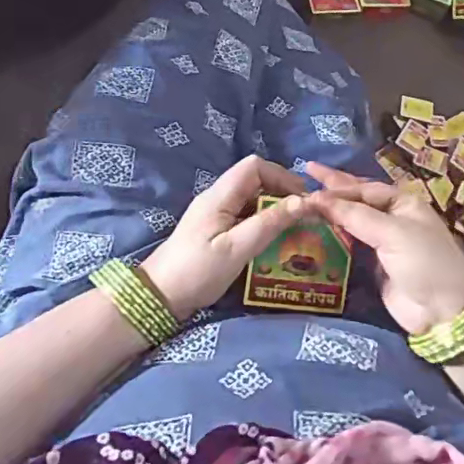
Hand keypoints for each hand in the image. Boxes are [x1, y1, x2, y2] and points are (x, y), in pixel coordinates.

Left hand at [140, 156, 312, 317]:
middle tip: (304, 217)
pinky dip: (263, 224)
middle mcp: (217, 199)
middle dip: (282, 194)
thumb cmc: (198, 271)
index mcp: (219, 196)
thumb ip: (269, 223)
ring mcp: (214, 215)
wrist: (159, 297)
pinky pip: (244, 217)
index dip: (282, 177)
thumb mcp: (237, 248)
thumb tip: (302, 201)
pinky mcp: (214, 231)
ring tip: (295, 230)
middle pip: (255, 181)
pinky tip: (274, 243)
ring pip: (251, 200)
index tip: (302, 200)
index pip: (255, 166)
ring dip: (274, 211)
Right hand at [304, 162, 463, 334]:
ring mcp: (382, 242)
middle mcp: (392, 218)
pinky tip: (314, 230)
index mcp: (403, 203)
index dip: (337, 187)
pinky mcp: (373, 265)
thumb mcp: (392, 232)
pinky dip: (332, 236)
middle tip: (306, 172)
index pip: (364, 188)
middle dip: (333, 187)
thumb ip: (354, 215)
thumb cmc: (424, 262)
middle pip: (357, 199)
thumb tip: (316, 199)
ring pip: (350, 221)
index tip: (309, 187)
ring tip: (303, 201)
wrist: (442, 311)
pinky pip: (349, 244)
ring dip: (329, 212)